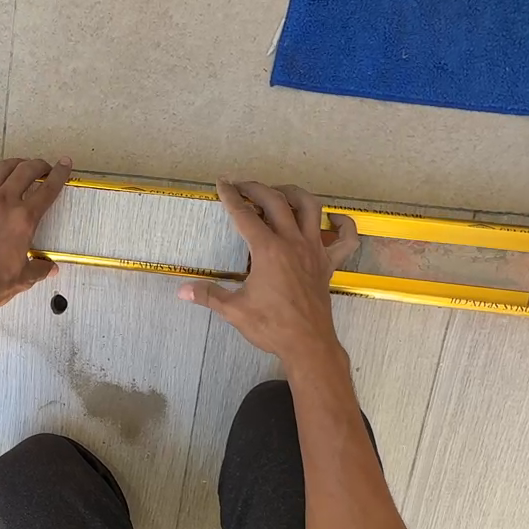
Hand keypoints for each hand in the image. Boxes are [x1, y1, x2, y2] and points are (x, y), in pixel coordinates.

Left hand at [0, 155, 71, 327]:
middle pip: (25, 172)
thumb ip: (40, 268)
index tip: (65, 164)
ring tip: (21, 164)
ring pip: (0, 170)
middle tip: (43, 167)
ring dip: (14, 163)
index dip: (59, 174)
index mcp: (24, 220)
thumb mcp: (23, 278)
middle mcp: (4, 203)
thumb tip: (51, 268)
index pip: (47, 190)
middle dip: (38, 165)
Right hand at [179, 179, 360, 363]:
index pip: (245, 215)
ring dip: (294, 193)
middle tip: (242, 185)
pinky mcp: (328, 264)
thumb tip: (182, 291)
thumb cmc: (271, 327)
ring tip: (279, 192)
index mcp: (268, 251)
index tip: (222, 185)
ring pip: (310, 207)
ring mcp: (314, 251)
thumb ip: (208, 295)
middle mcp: (293, 243)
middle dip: (257, 188)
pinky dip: (344, 225)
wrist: (307, 343)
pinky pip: (346, 239)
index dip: (231, 197)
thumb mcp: (234, 311)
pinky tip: (335, 220)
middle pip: (276, 201)